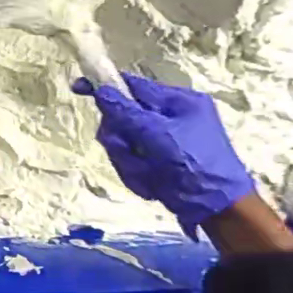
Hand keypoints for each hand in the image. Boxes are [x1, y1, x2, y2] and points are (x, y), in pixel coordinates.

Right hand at [73, 72, 255, 236]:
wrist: (214, 206)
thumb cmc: (192, 162)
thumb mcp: (156, 133)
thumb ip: (125, 112)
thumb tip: (101, 90)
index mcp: (177, 102)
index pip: (133, 86)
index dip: (105, 86)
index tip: (78, 87)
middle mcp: (168, 118)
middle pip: (121, 118)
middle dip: (120, 138)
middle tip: (129, 151)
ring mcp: (161, 141)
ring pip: (122, 143)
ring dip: (128, 160)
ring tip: (146, 172)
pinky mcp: (156, 161)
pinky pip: (129, 161)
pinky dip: (135, 172)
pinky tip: (150, 181)